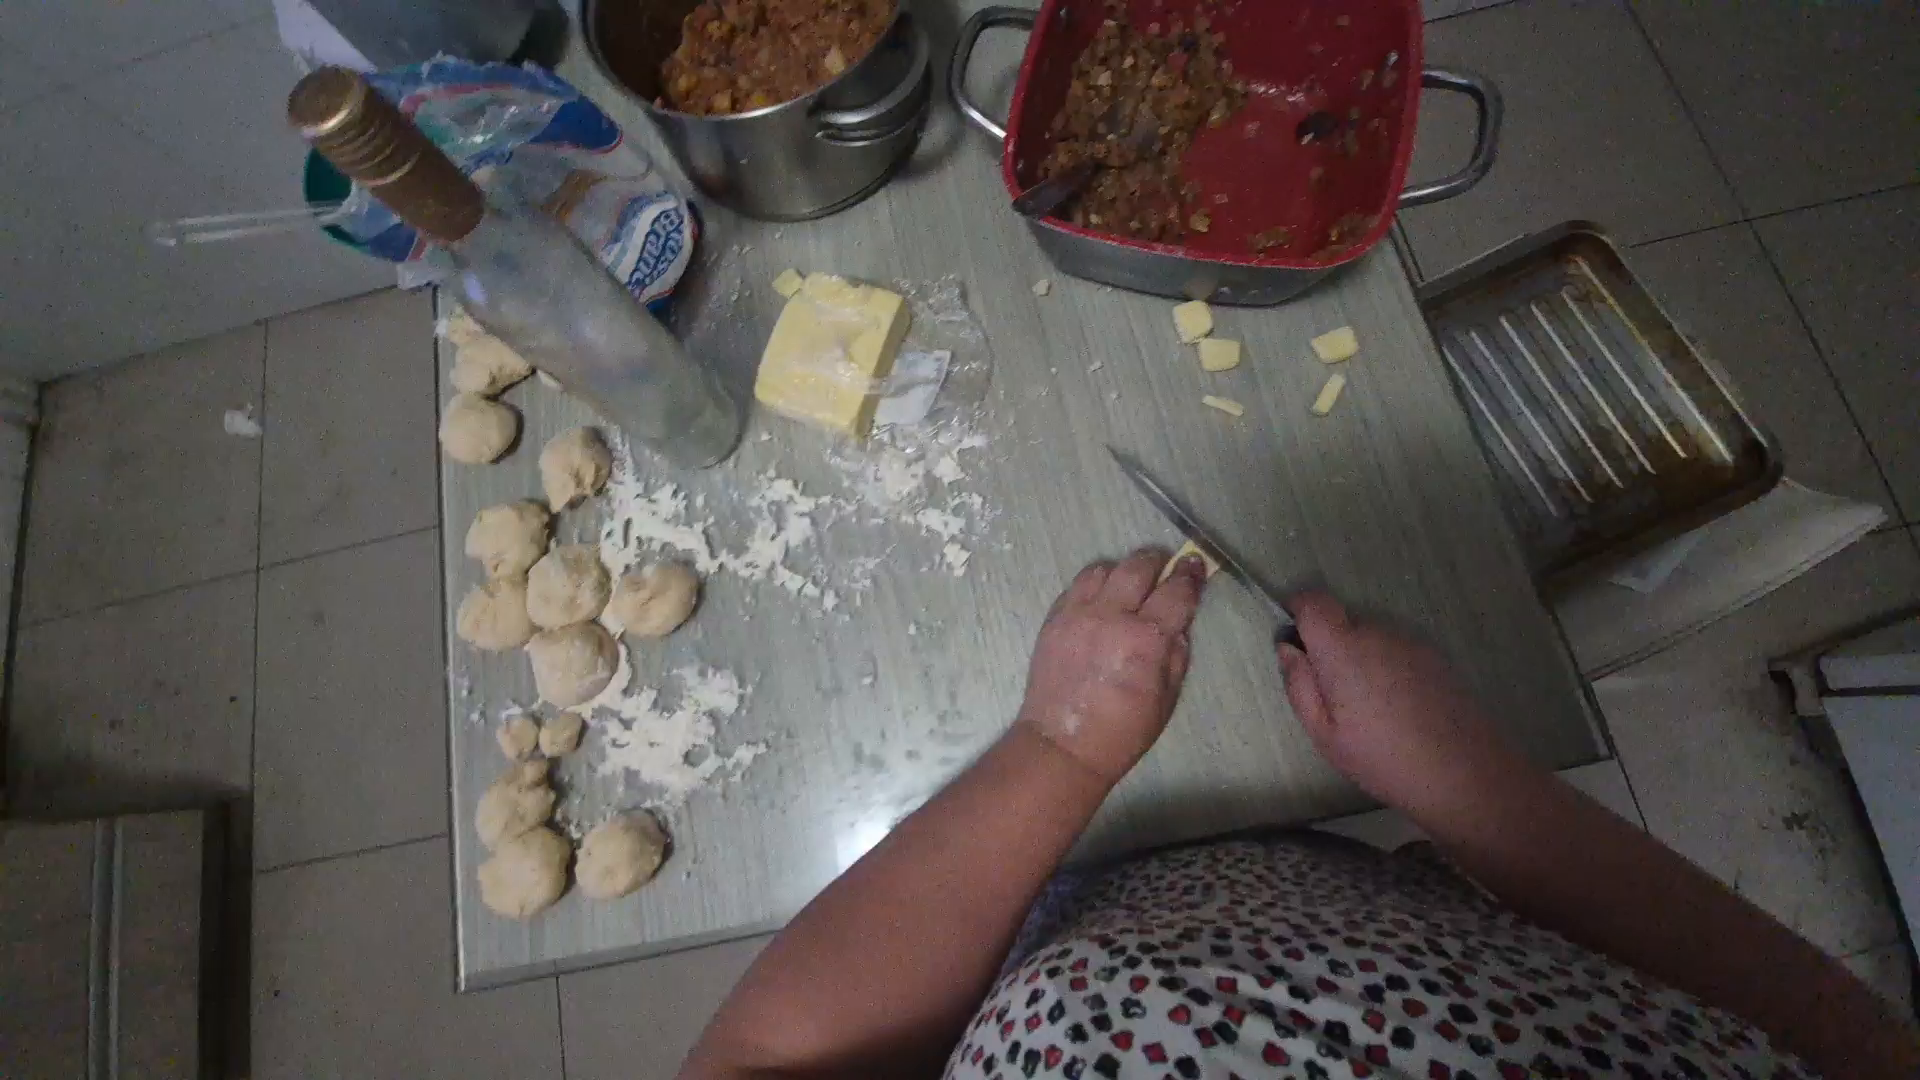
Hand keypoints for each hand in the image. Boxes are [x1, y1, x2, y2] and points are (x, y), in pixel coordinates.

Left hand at [1016, 548, 1207, 785]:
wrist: (1062, 744)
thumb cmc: (1122, 731)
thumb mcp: (1167, 698)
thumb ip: (1176, 653)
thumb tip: (1179, 622)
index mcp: (1146, 640)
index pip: (1176, 592)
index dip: (1189, 575)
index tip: (1194, 564)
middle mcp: (1111, 617)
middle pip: (1137, 567)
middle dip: (1155, 561)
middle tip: (1163, 564)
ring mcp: (1077, 615)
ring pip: (1102, 569)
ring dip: (1120, 570)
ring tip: (1128, 583)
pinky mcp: (1053, 620)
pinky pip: (1076, 586)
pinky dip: (1093, 585)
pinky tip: (1100, 599)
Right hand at [1278, 592, 1530, 818]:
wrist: (1468, 775)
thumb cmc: (1383, 758)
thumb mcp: (1323, 733)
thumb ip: (1299, 684)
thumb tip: (1288, 649)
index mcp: (1343, 649)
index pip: (1314, 601)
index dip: (1299, 611)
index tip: (1295, 640)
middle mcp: (1377, 634)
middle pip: (1342, 621)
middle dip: (1329, 645)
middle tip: (1332, 693)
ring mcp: (1410, 643)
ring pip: (1369, 636)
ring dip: (1359, 657)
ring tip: (1369, 706)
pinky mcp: (1434, 657)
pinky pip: (1395, 650)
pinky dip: (1386, 667)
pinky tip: (1397, 707)